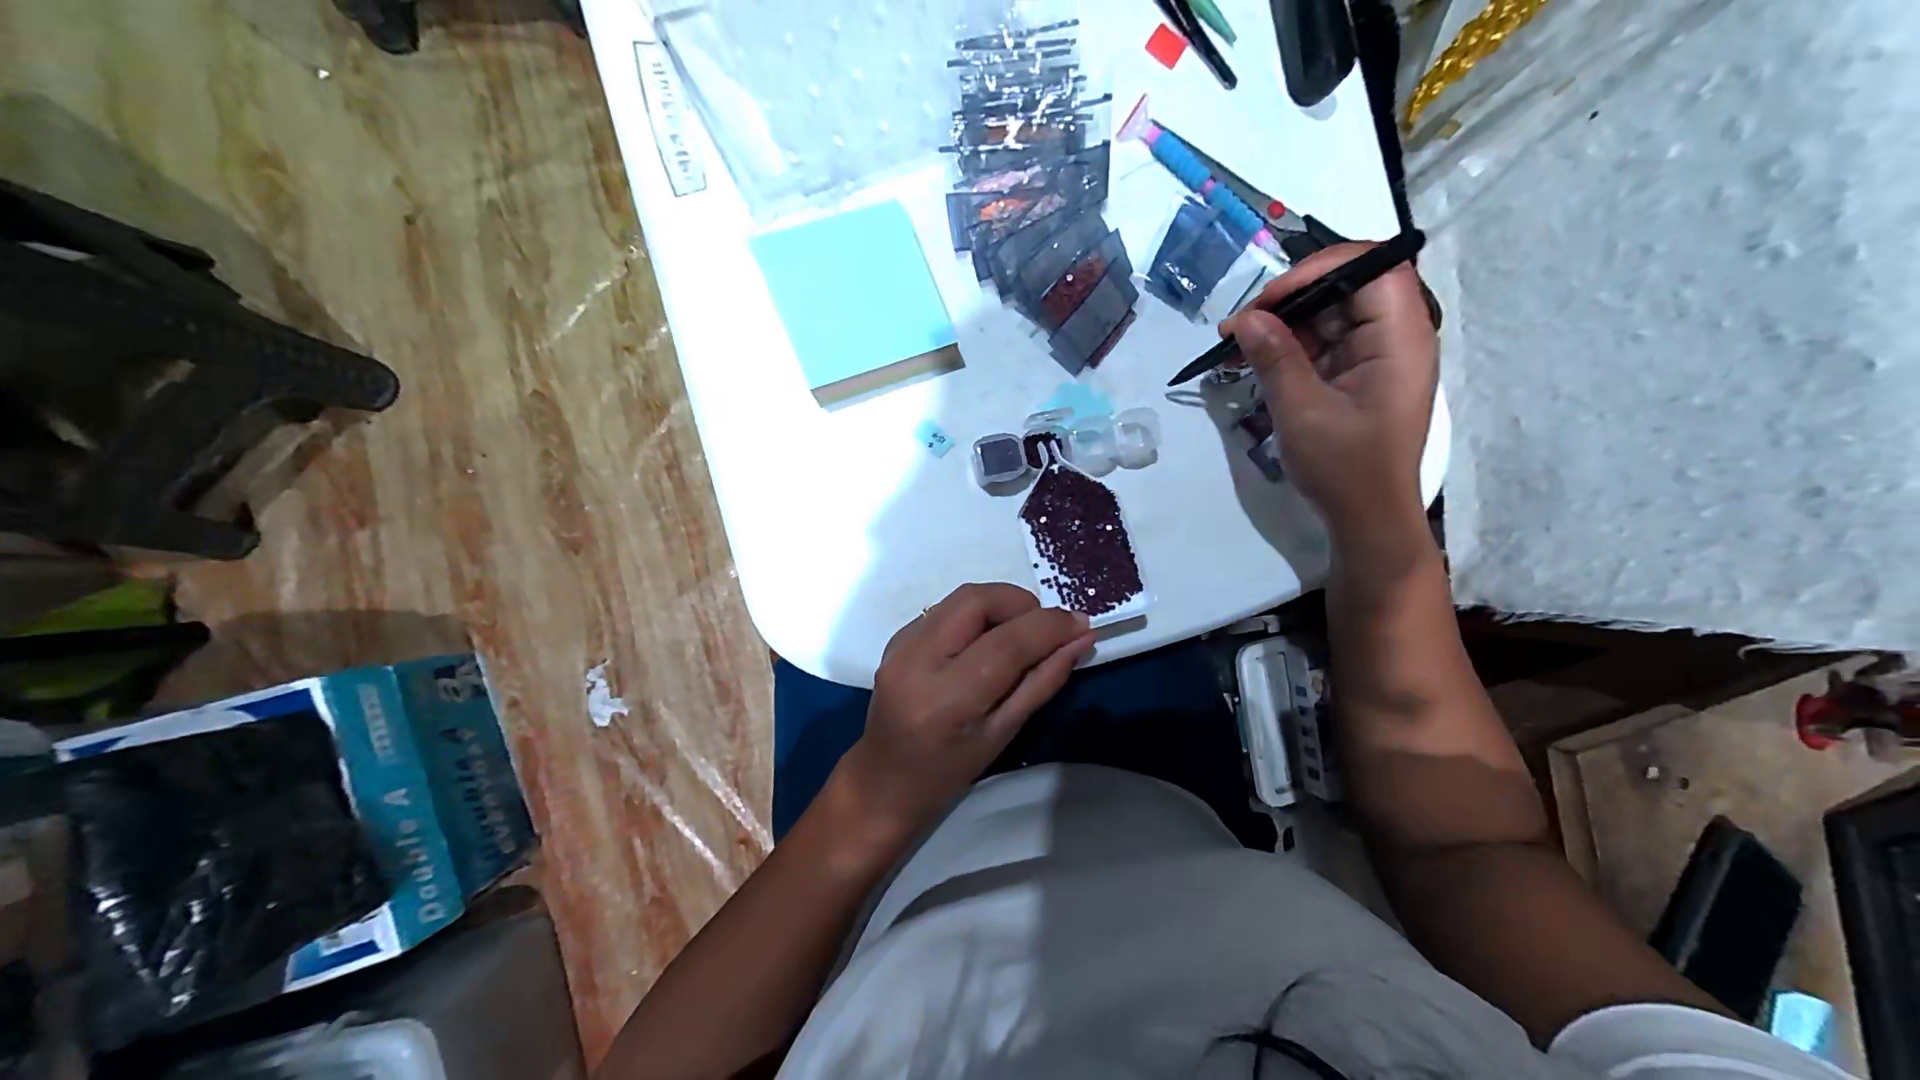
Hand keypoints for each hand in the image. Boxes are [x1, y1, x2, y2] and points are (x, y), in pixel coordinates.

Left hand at [835, 584, 1094, 831]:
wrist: (883, 780)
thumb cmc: (947, 772)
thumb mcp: (1003, 734)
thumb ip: (1043, 681)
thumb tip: (1080, 638)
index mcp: (946, 699)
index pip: (1006, 643)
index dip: (1050, 626)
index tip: (1082, 623)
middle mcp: (917, 661)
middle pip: (977, 600)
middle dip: (1021, 604)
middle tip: (1045, 630)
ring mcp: (900, 645)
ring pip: (961, 597)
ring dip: (1000, 605)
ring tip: (1020, 634)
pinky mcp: (896, 638)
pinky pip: (945, 609)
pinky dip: (976, 614)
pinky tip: (986, 641)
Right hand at [1219, 242, 1437, 544]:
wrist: (1367, 518)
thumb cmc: (1344, 468)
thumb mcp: (1302, 412)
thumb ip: (1275, 359)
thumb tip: (1246, 318)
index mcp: (1400, 339)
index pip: (1373, 268)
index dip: (1320, 268)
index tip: (1269, 300)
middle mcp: (1394, 337)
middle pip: (1347, 288)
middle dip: (1290, 299)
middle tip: (1240, 325)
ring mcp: (1375, 356)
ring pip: (1329, 315)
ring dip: (1282, 324)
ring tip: (1235, 344)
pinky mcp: (1357, 375)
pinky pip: (1322, 344)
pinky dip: (1287, 347)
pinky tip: (1251, 358)